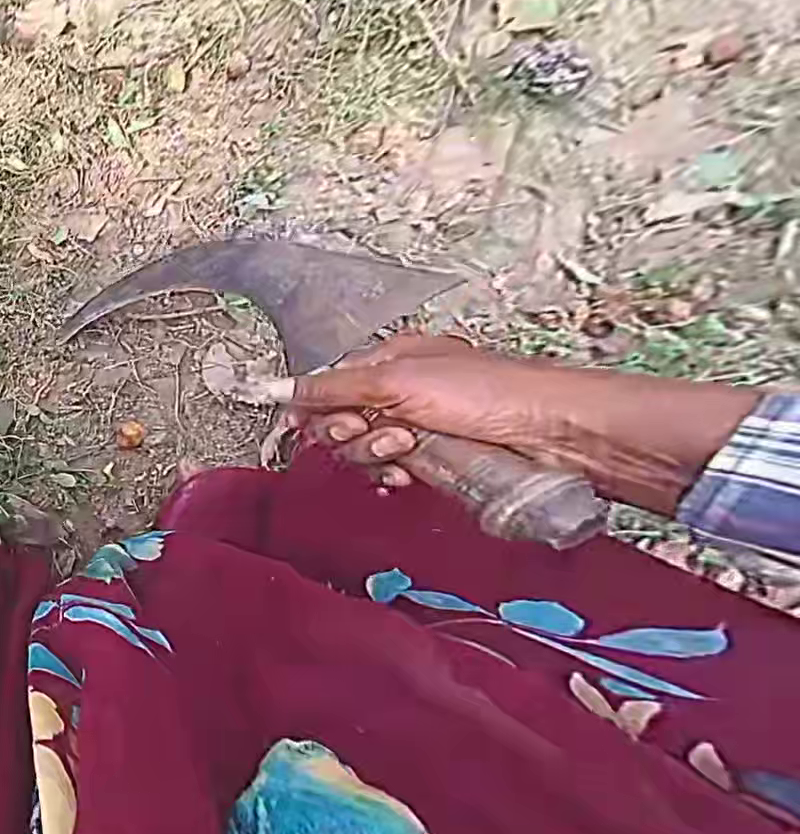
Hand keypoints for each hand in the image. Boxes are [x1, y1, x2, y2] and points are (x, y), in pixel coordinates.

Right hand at [288, 334, 758, 515]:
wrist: (562, 434)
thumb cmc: (489, 394)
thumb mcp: (395, 381)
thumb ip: (327, 387)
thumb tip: (271, 388)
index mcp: (387, 361)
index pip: (322, 386)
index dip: (312, 408)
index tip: (307, 425)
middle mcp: (396, 390)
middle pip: (334, 419)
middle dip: (348, 432)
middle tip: (375, 431)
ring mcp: (413, 423)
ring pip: (358, 448)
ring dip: (372, 453)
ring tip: (406, 448)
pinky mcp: (429, 455)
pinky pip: (385, 468)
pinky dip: (390, 472)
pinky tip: (408, 472)